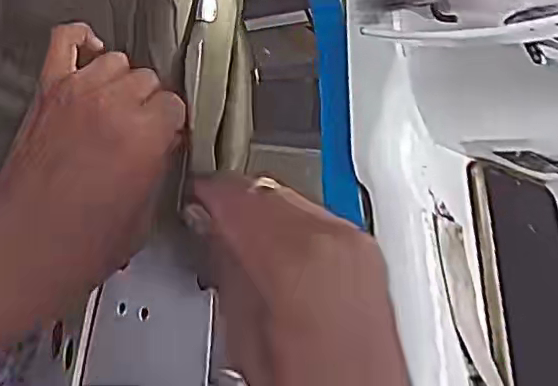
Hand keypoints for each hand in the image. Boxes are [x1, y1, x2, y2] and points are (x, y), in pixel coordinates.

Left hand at [0, 23, 185, 361]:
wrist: (16, 249)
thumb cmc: (76, 246)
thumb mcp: (141, 219)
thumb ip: (158, 168)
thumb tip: (163, 144)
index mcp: (144, 136)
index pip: (175, 104)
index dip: (171, 124)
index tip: (164, 138)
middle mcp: (114, 104)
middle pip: (149, 79)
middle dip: (148, 104)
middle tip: (139, 128)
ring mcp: (78, 90)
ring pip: (117, 60)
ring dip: (120, 81)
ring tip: (113, 106)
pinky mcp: (49, 87)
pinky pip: (67, 38)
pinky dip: (81, 39)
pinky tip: (90, 54)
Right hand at [187, 175, 409, 385]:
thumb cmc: (310, 385)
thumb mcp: (246, 339)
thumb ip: (227, 272)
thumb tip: (212, 233)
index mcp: (297, 260)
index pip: (241, 197)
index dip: (209, 193)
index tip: (193, 195)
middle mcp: (331, 239)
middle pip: (267, 191)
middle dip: (234, 200)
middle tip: (207, 213)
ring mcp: (353, 242)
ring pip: (290, 197)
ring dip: (261, 208)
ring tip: (235, 230)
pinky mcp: (364, 250)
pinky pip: (314, 215)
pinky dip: (288, 220)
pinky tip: (271, 243)